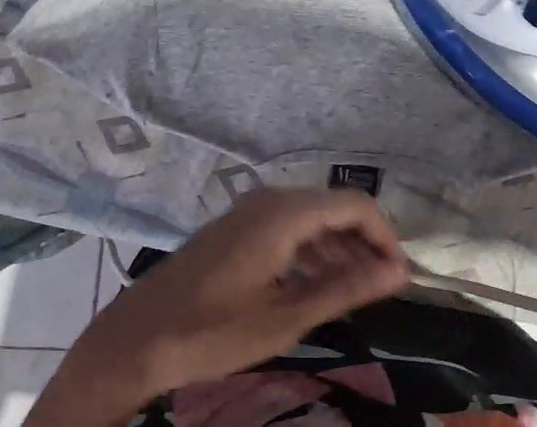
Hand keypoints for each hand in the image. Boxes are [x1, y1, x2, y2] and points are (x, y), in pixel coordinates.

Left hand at [32, 189, 410, 424]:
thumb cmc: (213, 331)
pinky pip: (288, 228)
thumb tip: (398, 271)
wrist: (136, 337)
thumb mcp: (286, 317)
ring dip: (339, 249)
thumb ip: (345, 288)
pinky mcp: (236, 228)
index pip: (356, 205)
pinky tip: (316, 287)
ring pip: (312, 218)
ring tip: (356, 292)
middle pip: (335, 207)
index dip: (385, 237)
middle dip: (365, 243)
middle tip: (383, 290)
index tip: (400, 279)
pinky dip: (311, 251)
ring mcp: (249, 211)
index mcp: (284, 213)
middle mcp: (269, 199)